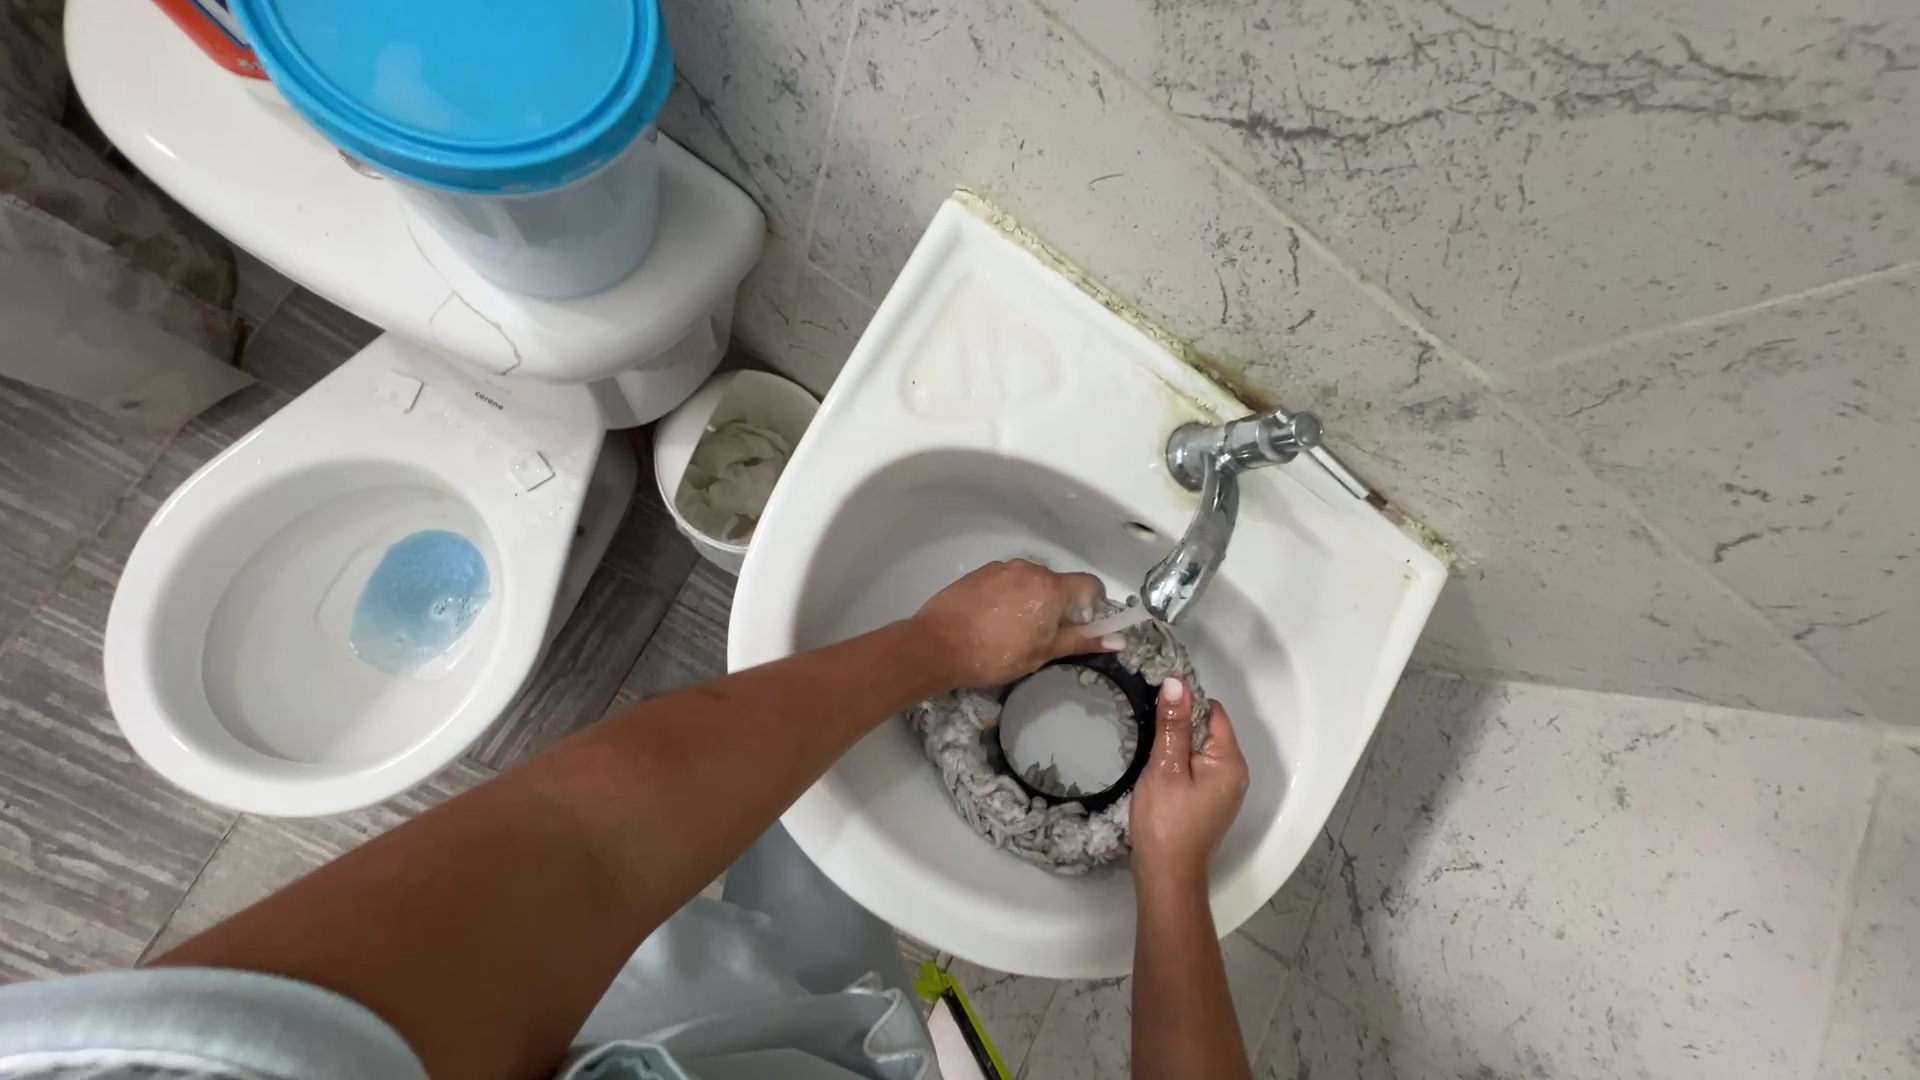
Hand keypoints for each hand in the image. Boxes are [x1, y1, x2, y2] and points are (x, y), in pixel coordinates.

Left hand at [912, 559, 1114, 687]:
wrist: (936, 644)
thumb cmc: (994, 655)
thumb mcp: (1042, 653)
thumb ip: (1082, 641)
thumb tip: (1119, 639)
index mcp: (1052, 588)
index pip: (1089, 584)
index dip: (1092, 604)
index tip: (1080, 625)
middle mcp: (1030, 569)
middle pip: (1059, 584)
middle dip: (1059, 606)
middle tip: (1042, 636)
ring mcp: (1002, 568)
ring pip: (1031, 582)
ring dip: (1032, 601)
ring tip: (1012, 631)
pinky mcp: (980, 572)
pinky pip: (1006, 581)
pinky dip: (1008, 596)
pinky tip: (992, 620)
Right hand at [1130, 678, 1248, 889]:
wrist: (1166, 876)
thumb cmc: (1165, 821)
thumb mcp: (1166, 767)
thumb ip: (1173, 724)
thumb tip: (1177, 683)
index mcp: (1230, 761)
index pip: (1212, 711)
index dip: (1185, 702)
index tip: (1156, 702)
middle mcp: (1234, 773)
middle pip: (1207, 729)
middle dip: (1178, 723)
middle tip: (1147, 724)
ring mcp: (1222, 790)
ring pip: (1198, 749)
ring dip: (1175, 743)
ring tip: (1147, 745)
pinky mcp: (1208, 801)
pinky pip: (1195, 767)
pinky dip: (1177, 762)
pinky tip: (1156, 769)